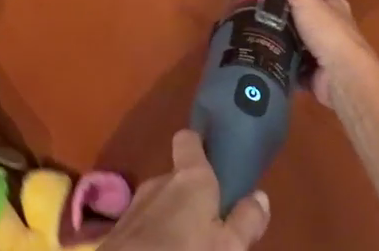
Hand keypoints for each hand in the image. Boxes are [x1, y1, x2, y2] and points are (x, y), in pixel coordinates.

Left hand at [102, 130, 269, 250]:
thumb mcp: (229, 247)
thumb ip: (246, 220)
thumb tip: (260, 196)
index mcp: (190, 177)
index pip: (188, 139)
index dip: (199, 144)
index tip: (212, 156)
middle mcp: (160, 181)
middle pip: (177, 178)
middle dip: (190, 196)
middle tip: (209, 222)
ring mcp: (134, 205)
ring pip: (159, 204)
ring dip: (171, 218)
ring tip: (186, 242)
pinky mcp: (118, 231)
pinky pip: (143, 225)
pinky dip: (153, 236)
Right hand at [258, 0, 375, 106]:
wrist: (343, 76)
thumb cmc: (328, 31)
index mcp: (332, 4)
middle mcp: (329, 26)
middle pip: (304, 12)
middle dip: (285, 7)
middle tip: (257, 1)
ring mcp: (321, 50)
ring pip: (296, 39)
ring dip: (280, 36)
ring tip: (253, 28)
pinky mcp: (312, 72)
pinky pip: (292, 64)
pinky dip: (280, 61)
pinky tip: (262, 55)